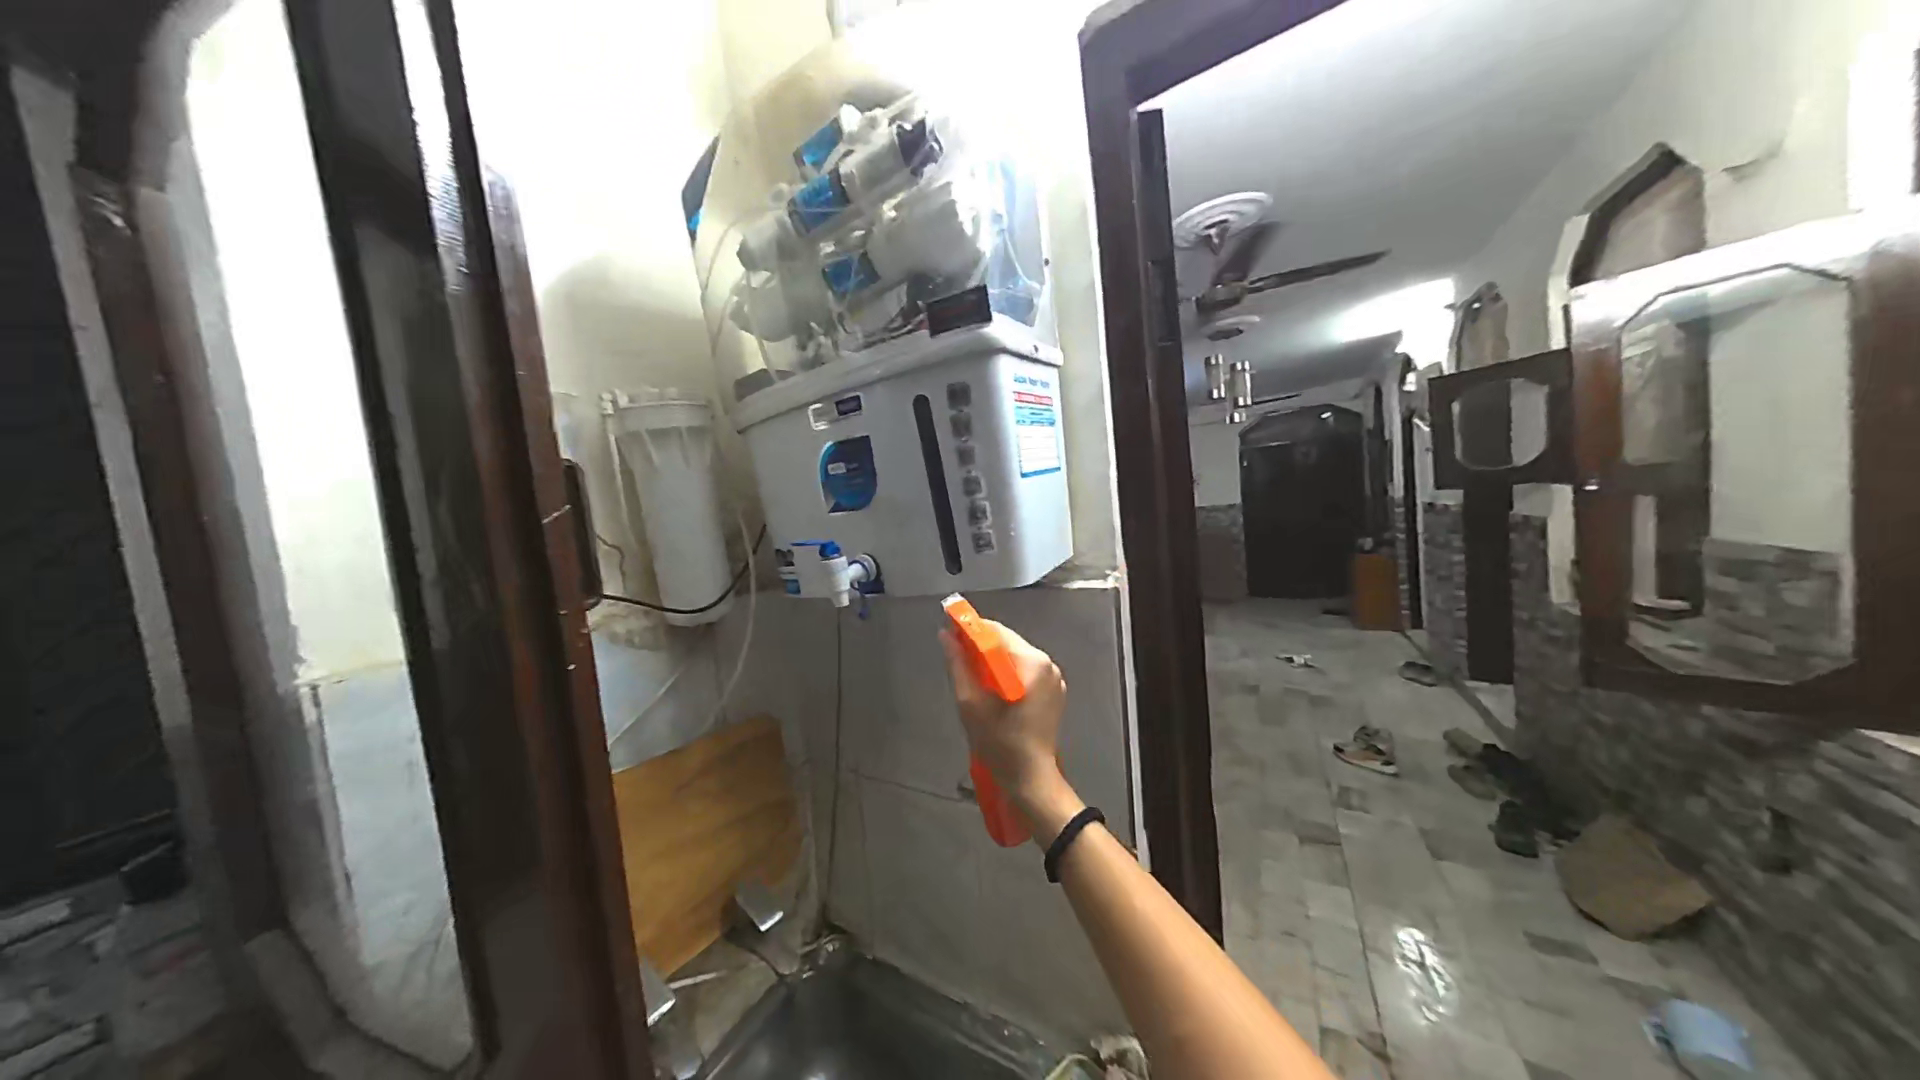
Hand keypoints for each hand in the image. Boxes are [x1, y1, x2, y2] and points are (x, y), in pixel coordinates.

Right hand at [939, 620, 1081, 840]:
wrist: (1030, 779)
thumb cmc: (999, 742)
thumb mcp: (971, 703)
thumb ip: (958, 665)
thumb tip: (945, 635)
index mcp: (1032, 662)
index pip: (997, 632)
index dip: (971, 630)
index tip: (950, 631)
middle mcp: (1048, 664)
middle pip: (1008, 643)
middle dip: (982, 647)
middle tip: (956, 655)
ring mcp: (1054, 678)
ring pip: (1016, 657)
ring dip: (994, 661)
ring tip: (970, 673)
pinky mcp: (1053, 692)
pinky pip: (1026, 672)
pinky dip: (1007, 674)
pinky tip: (991, 688)